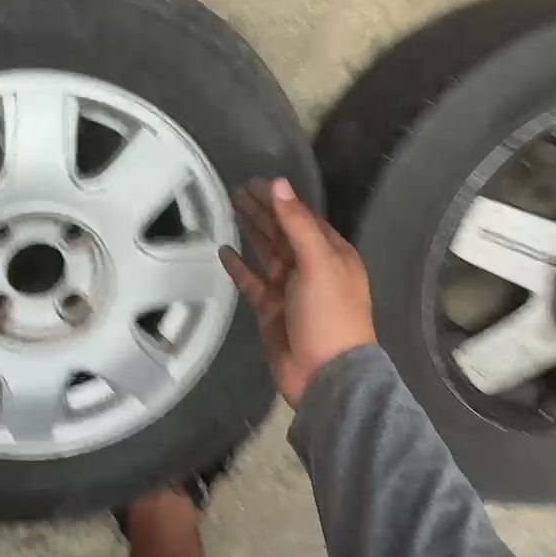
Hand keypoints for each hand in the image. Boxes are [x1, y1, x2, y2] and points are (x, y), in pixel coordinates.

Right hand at [219, 178, 375, 406]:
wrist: (325, 374)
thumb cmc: (329, 314)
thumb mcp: (318, 263)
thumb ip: (297, 223)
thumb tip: (279, 184)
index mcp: (332, 254)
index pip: (302, 218)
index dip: (280, 199)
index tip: (257, 181)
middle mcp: (311, 268)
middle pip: (283, 232)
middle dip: (262, 211)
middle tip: (237, 190)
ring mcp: (289, 289)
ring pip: (266, 252)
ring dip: (250, 231)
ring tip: (229, 210)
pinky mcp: (270, 309)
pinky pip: (251, 280)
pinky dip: (238, 266)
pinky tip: (223, 250)